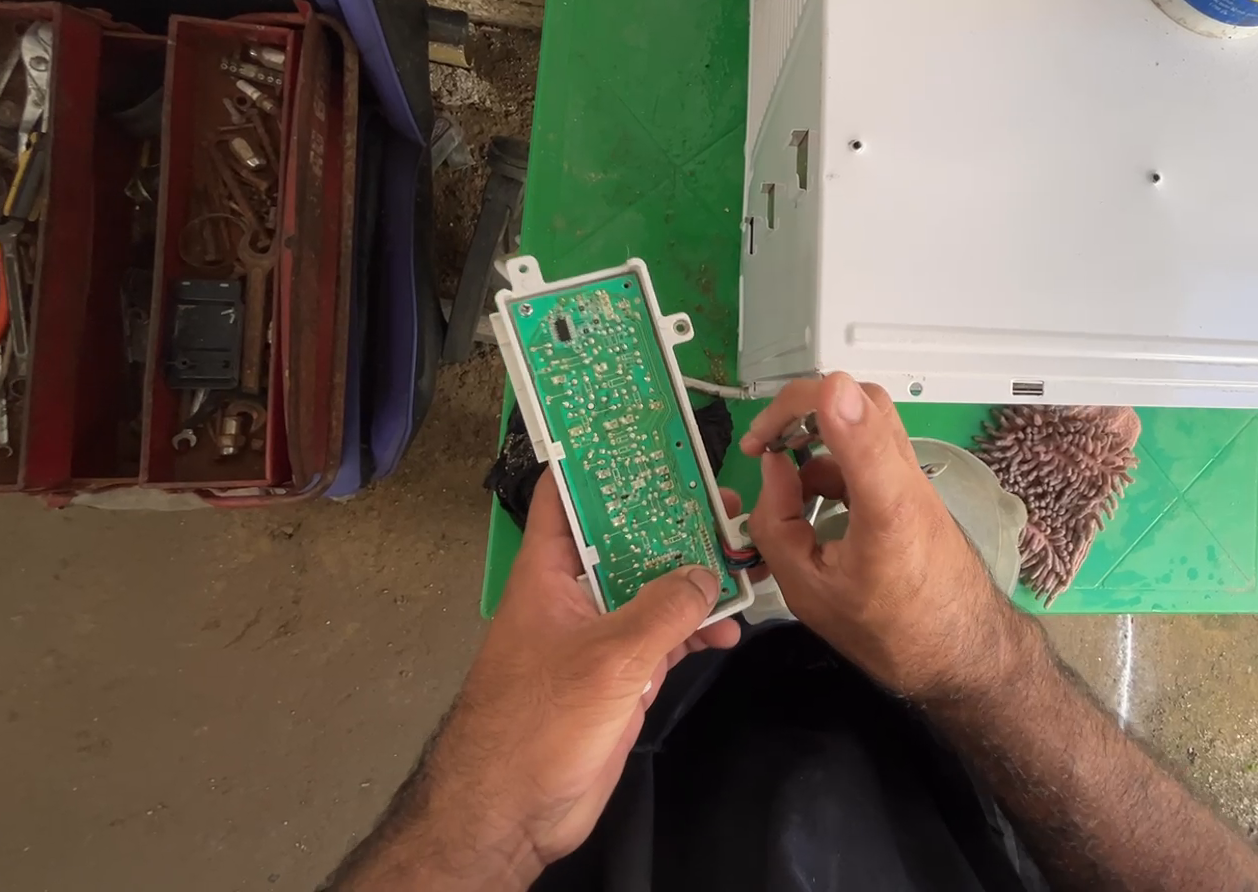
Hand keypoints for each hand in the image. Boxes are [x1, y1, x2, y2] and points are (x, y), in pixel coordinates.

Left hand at [364, 480, 741, 886]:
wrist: (513, 817)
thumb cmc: (539, 723)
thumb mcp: (609, 657)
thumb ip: (666, 609)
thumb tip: (709, 573)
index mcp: (552, 570)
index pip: (567, 495)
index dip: (599, 463)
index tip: (645, 440)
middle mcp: (580, 590)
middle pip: (631, 537)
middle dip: (677, 520)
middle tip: (724, 502)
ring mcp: (605, 630)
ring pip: (658, 584)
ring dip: (699, 575)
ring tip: (744, 558)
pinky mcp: (626, 669)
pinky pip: (670, 633)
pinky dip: (701, 628)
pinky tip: (731, 628)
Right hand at [740, 373, 1027, 700]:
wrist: (962, 651)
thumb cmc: (887, 632)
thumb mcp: (809, 592)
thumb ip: (777, 524)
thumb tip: (772, 465)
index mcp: (886, 504)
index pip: (861, 421)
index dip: (812, 402)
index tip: (767, 431)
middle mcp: (906, 477)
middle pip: (864, 399)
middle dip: (804, 405)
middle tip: (766, 439)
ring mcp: (914, 479)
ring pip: (867, 421)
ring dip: (819, 430)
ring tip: (780, 472)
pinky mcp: (912, 487)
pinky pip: (870, 451)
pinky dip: (833, 458)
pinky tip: (810, 497)